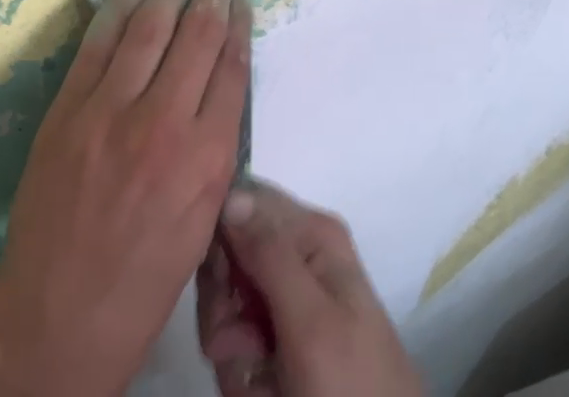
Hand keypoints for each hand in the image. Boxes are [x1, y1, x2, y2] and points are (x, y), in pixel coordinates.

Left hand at [0, 0, 252, 396]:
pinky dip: (117, 8)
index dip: (237, 25)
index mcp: (207, 158)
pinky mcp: (67, 110)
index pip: (230, 69)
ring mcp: (109, 112)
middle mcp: (164, 123)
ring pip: (146, 29)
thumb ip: (213, 151)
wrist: (60, 313)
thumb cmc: (144, 280)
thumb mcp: (203, 220)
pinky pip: (97, 45)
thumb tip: (215, 93)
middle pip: (195, 38)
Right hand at [198, 181, 424, 396]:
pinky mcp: (277, 334)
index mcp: (312, 234)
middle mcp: (297, 255)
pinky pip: (233, 338)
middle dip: (222, 307)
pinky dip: (240, 368)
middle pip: (226, 257)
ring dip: (230, 347)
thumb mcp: (311, 320)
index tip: (221, 287)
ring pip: (223, 303)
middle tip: (241, 347)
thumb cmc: (350, 382)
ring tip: (260, 379)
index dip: (219, 241)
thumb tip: (231, 192)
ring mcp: (286, 296)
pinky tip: (263, 389)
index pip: (240, 203)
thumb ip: (270, 255)